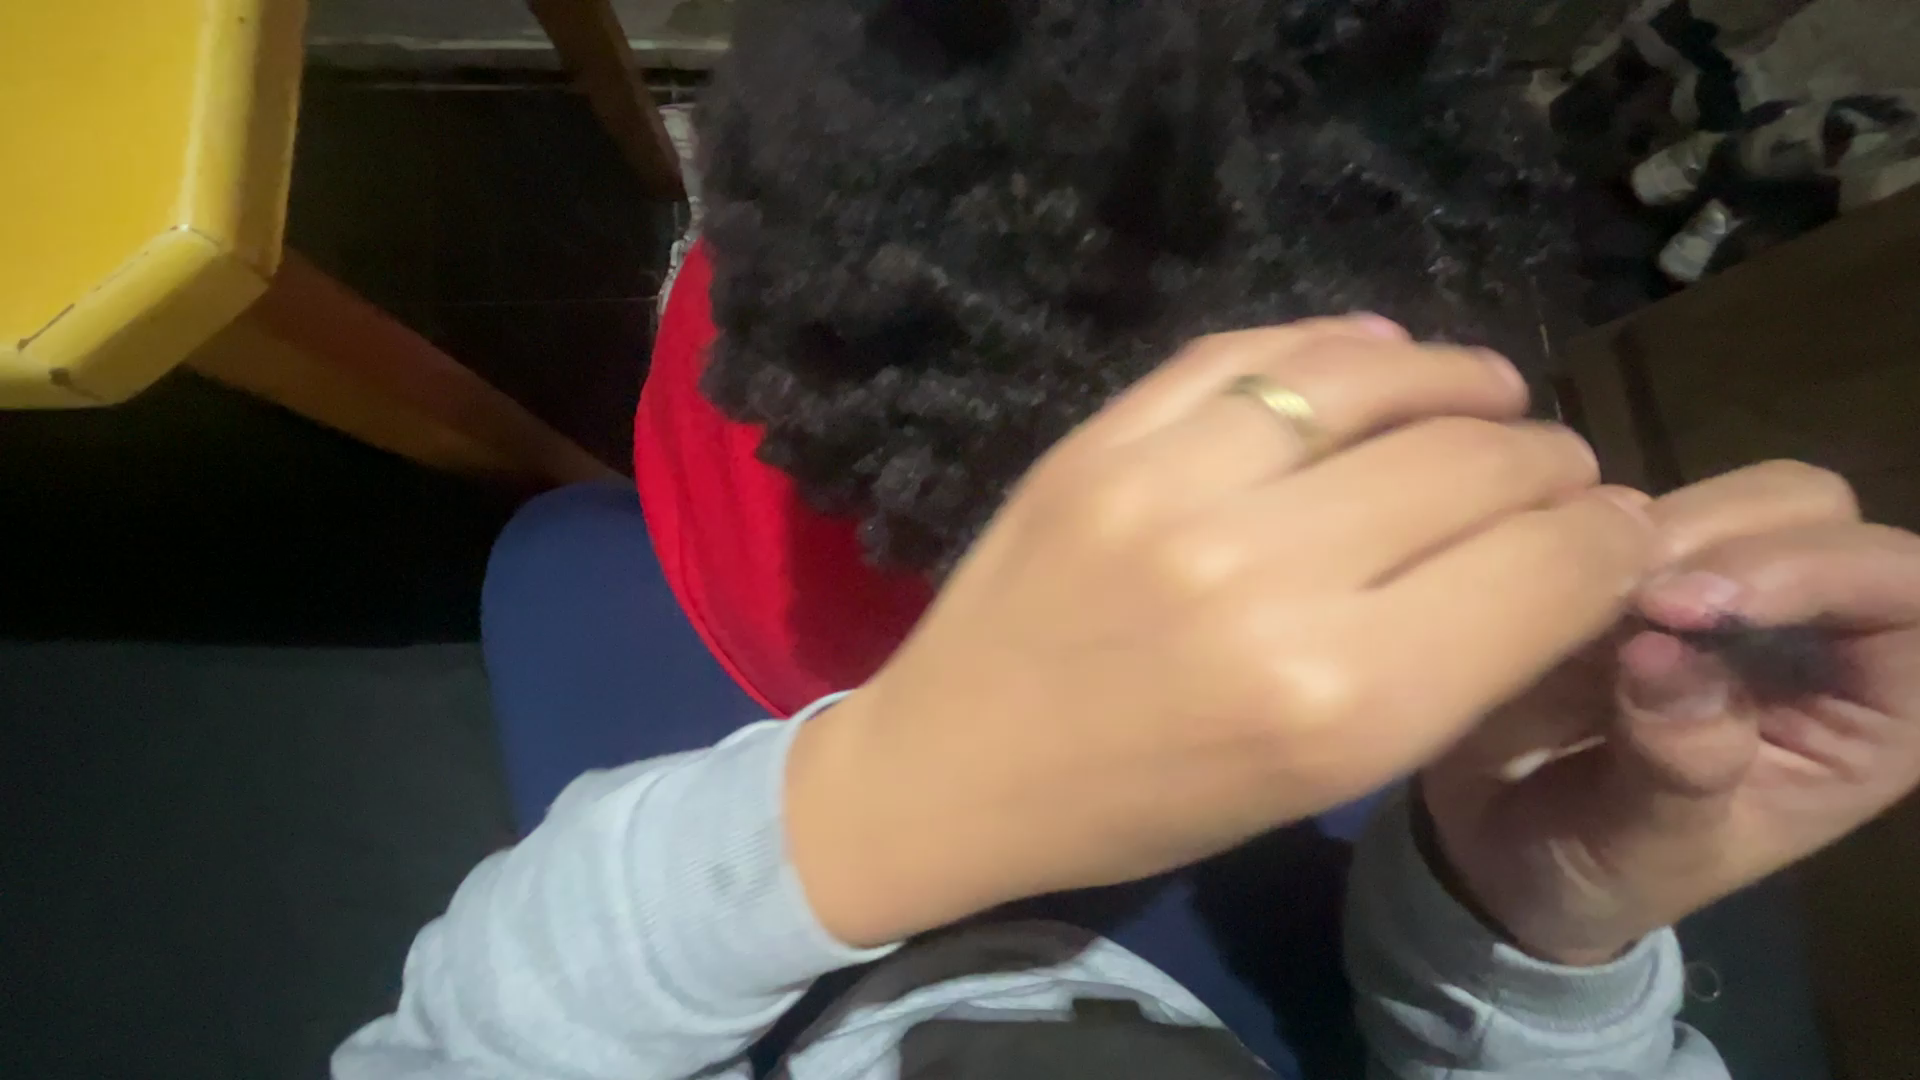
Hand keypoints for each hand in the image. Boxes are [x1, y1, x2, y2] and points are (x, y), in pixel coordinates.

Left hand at [783, 317, 1653, 945]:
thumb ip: (1443, 661)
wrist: (956, 765)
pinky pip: (1241, 353)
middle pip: (1474, 461)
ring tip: (1477, 394)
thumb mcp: (1313, 774)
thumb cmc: (1136, 802)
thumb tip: (1548, 544)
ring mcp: (1162, 487)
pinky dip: (1326, 344)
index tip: (1604, 531)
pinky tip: (1365, 354)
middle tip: (1540, 472)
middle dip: (1543, 464)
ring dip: (1451, 379)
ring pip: (1367, 376)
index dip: (1606, 538)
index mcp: (1339, 695)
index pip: (1551, 565)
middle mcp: (1261, 572)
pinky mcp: (1093, 443)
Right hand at [1423, 462, 1919, 963]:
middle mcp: (1773, 630)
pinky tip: (1513, 579)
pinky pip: (1578, 520)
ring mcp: (1667, 597)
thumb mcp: (1653, 849)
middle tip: (1615, 601)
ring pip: (1685, 500)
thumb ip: (1679, 763)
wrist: (1495, 850)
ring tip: (1550, 596)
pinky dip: (1549, 531)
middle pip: (1798, 509)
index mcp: (1853, 707)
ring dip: (1620, 533)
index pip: (1902, 591)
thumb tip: (1662, 653)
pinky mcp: (1582, 583)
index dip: (1816, 573)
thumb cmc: (1602, 867)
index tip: (1681, 605)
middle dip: (1712, 540)